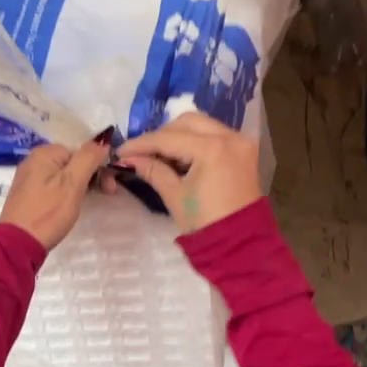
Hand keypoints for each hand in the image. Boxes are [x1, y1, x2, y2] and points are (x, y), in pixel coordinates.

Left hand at [0, 135, 111, 249]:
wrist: (18, 244)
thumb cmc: (48, 213)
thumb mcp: (73, 183)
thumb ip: (89, 157)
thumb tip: (103, 140)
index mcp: (44, 153)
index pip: (81, 151)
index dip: (99, 166)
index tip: (110, 187)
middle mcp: (34, 160)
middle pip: (72, 162)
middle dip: (92, 176)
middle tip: (107, 194)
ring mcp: (29, 178)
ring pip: (63, 175)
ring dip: (80, 186)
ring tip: (87, 202)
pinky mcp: (27, 195)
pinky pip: (53, 186)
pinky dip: (65, 193)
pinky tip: (68, 206)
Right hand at [112, 113, 259, 232]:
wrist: (240, 244)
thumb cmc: (204, 223)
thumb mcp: (174, 196)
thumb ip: (152, 170)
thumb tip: (129, 158)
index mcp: (212, 149)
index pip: (168, 138)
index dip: (141, 143)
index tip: (121, 150)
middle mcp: (229, 137)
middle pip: (187, 122)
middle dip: (162, 135)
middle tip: (144, 153)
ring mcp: (240, 142)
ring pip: (202, 125)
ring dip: (179, 136)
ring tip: (161, 156)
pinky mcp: (245, 150)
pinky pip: (215, 135)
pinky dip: (196, 141)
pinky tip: (182, 157)